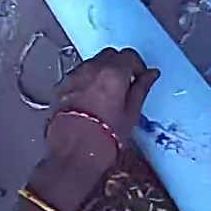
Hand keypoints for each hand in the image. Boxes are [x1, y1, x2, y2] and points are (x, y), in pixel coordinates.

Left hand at [44, 48, 159, 173]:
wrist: (73, 155)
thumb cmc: (102, 138)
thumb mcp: (131, 113)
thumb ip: (141, 88)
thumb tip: (149, 76)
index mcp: (113, 72)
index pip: (130, 55)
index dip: (138, 66)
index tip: (141, 77)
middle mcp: (91, 69)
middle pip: (110, 55)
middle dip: (120, 65)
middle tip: (127, 84)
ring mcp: (74, 77)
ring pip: (92, 64)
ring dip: (102, 72)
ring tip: (109, 95)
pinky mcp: (61, 88)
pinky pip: (78, 76)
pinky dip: (87, 81)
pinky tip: (92, 100)